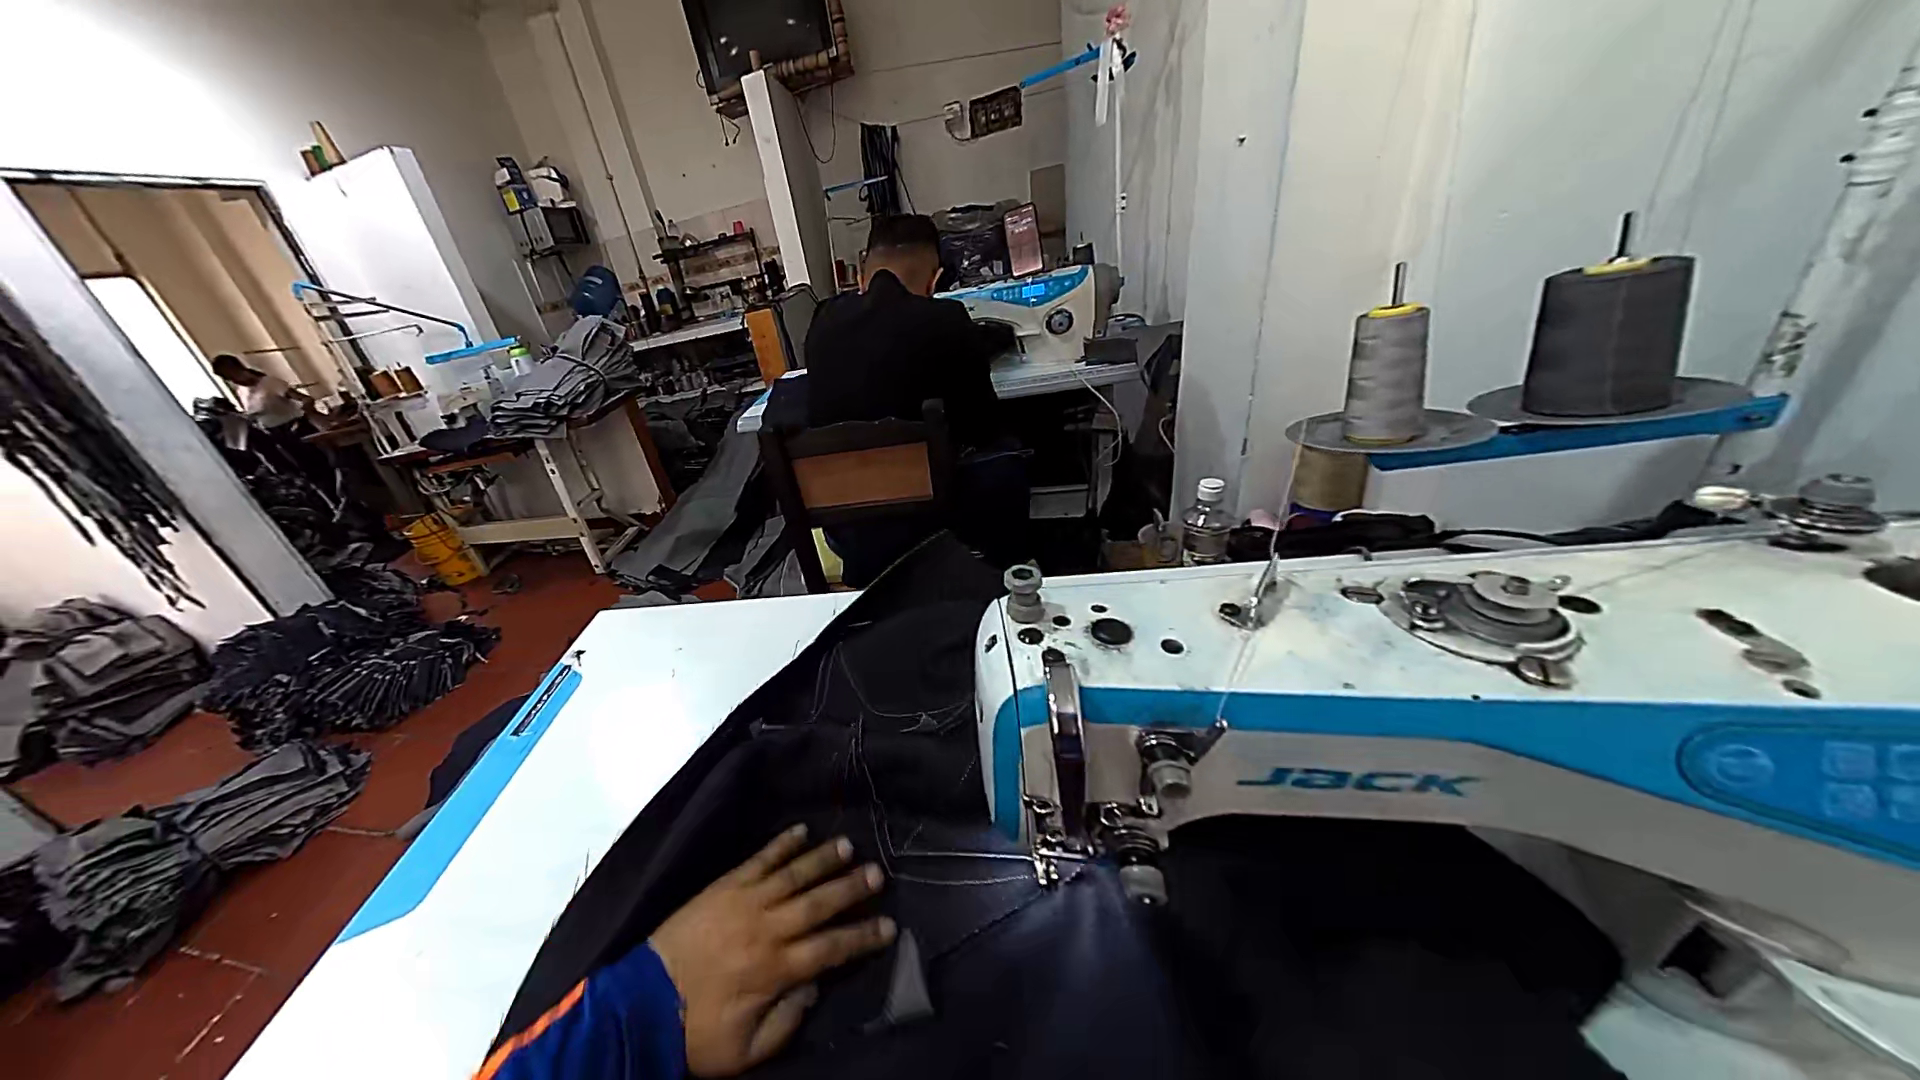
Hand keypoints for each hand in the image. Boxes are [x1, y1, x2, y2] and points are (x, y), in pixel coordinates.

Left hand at [651, 825, 895, 1076]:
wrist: (641, 1004)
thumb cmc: (696, 1032)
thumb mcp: (744, 1051)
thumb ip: (786, 1022)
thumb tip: (814, 987)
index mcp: (775, 970)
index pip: (831, 949)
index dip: (862, 936)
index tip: (888, 926)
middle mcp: (768, 929)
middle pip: (818, 903)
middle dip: (851, 888)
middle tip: (877, 873)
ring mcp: (747, 902)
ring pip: (793, 875)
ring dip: (822, 859)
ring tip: (848, 845)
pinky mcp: (726, 886)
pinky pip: (760, 859)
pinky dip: (781, 844)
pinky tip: (801, 830)